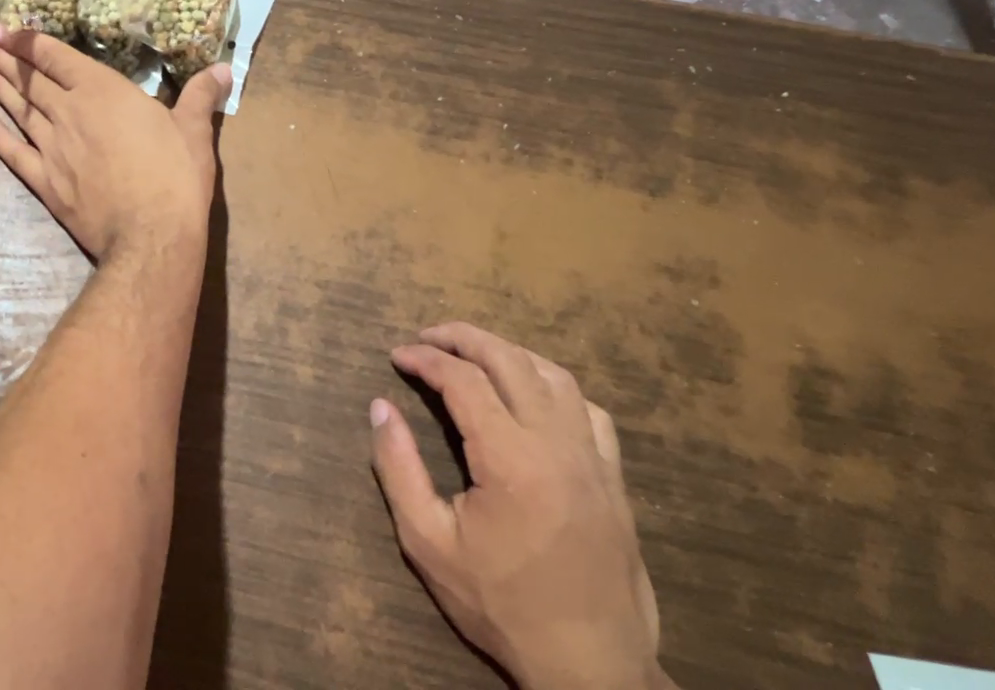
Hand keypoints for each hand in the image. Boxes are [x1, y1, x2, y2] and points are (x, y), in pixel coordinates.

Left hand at [0, 23, 229, 265]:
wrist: (150, 236)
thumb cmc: (176, 177)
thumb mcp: (194, 131)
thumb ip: (200, 96)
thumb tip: (224, 68)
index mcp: (102, 91)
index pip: (55, 56)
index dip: (27, 40)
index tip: (3, 28)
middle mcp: (68, 112)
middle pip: (31, 81)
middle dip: (4, 59)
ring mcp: (52, 148)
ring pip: (18, 111)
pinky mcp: (45, 182)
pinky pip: (13, 153)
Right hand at [370, 323, 671, 689]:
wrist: (590, 664)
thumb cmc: (501, 604)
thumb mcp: (428, 542)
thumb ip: (399, 468)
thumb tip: (380, 408)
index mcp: (511, 458)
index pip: (464, 381)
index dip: (426, 359)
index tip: (396, 355)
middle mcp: (557, 444)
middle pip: (510, 361)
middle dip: (463, 339)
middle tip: (427, 337)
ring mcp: (593, 458)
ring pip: (554, 376)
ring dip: (508, 353)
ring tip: (472, 354)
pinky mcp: (614, 478)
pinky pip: (589, 410)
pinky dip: (553, 386)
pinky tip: (533, 395)